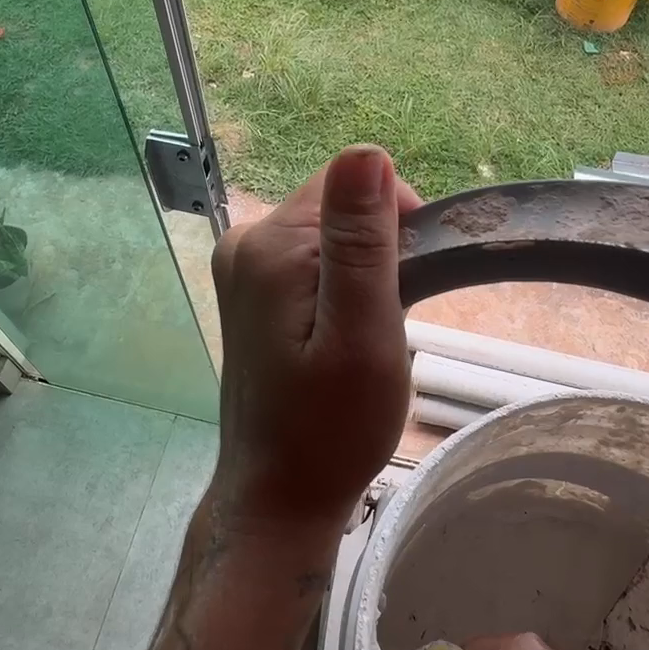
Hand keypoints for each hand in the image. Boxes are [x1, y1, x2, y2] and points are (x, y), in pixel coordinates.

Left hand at [209, 145, 422, 531]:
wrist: (277, 498)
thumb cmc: (331, 429)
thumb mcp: (362, 334)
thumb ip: (361, 242)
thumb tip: (366, 151)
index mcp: (270, 245)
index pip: (352, 183)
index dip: (396, 224)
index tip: (406, 285)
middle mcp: (244, 243)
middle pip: (339, 207)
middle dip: (378, 251)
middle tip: (383, 323)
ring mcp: (242, 268)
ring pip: (330, 233)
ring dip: (362, 272)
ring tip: (362, 336)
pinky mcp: (250, 291)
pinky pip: (312, 259)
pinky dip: (339, 286)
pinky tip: (339, 338)